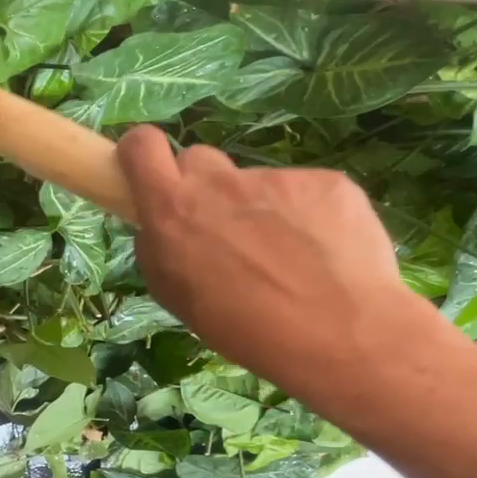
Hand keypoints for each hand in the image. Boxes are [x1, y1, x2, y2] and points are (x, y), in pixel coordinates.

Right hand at [114, 125, 423, 389]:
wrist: (337, 331)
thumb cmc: (235, 322)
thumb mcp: (169, 290)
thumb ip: (157, 244)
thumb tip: (161, 226)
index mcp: (171, 207)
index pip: (142, 146)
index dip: (139, 151)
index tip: (144, 169)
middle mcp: (219, 182)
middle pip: (197, 158)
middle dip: (200, 184)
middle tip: (217, 226)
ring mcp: (277, 178)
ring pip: (253, 183)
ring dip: (257, 207)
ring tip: (281, 254)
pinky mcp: (328, 182)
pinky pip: (303, 192)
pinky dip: (304, 215)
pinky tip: (317, 253)